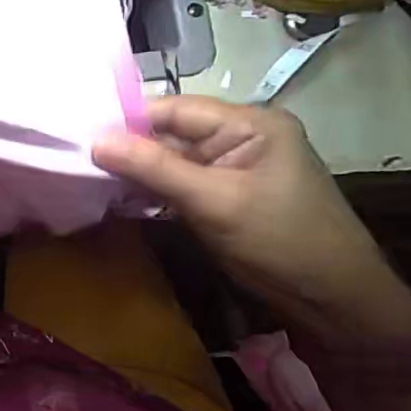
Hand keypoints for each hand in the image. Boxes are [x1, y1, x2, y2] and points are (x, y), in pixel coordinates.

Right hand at [93, 95, 410, 339]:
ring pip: (168, 161)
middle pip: (169, 134)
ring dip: (135, 172)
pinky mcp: (220, 196)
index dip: (129, 120)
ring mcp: (228, 169)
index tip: (82, 135)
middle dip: (128, 149)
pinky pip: (176, 185)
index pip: (176, 110)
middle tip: (79, 160)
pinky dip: (149, 192)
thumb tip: (96, 141)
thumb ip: (154, 168)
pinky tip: (117, 198)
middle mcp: (237, 138)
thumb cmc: (281, 241)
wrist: (332, 301)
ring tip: (89, 179)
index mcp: (249, 123)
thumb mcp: (214, 201)